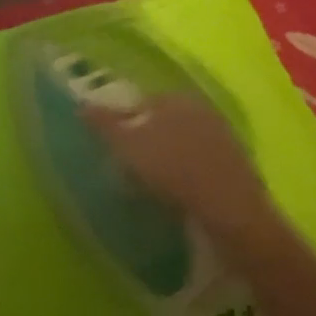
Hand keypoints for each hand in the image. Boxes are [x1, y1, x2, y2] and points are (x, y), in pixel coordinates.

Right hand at [80, 92, 275, 239]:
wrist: (232, 217)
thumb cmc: (174, 171)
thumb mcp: (127, 145)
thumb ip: (104, 123)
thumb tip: (81, 105)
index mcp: (177, 98)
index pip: (140, 102)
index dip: (121, 121)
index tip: (109, 145)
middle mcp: (202, 112)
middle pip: (162, 123)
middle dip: (143, 140)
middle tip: (123, 165)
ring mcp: (223, 140)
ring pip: (180, 146)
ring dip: (163, 161)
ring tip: (145, 185)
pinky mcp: (234, 171)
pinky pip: (197, 168)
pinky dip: (183, 177)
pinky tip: (173, 197)